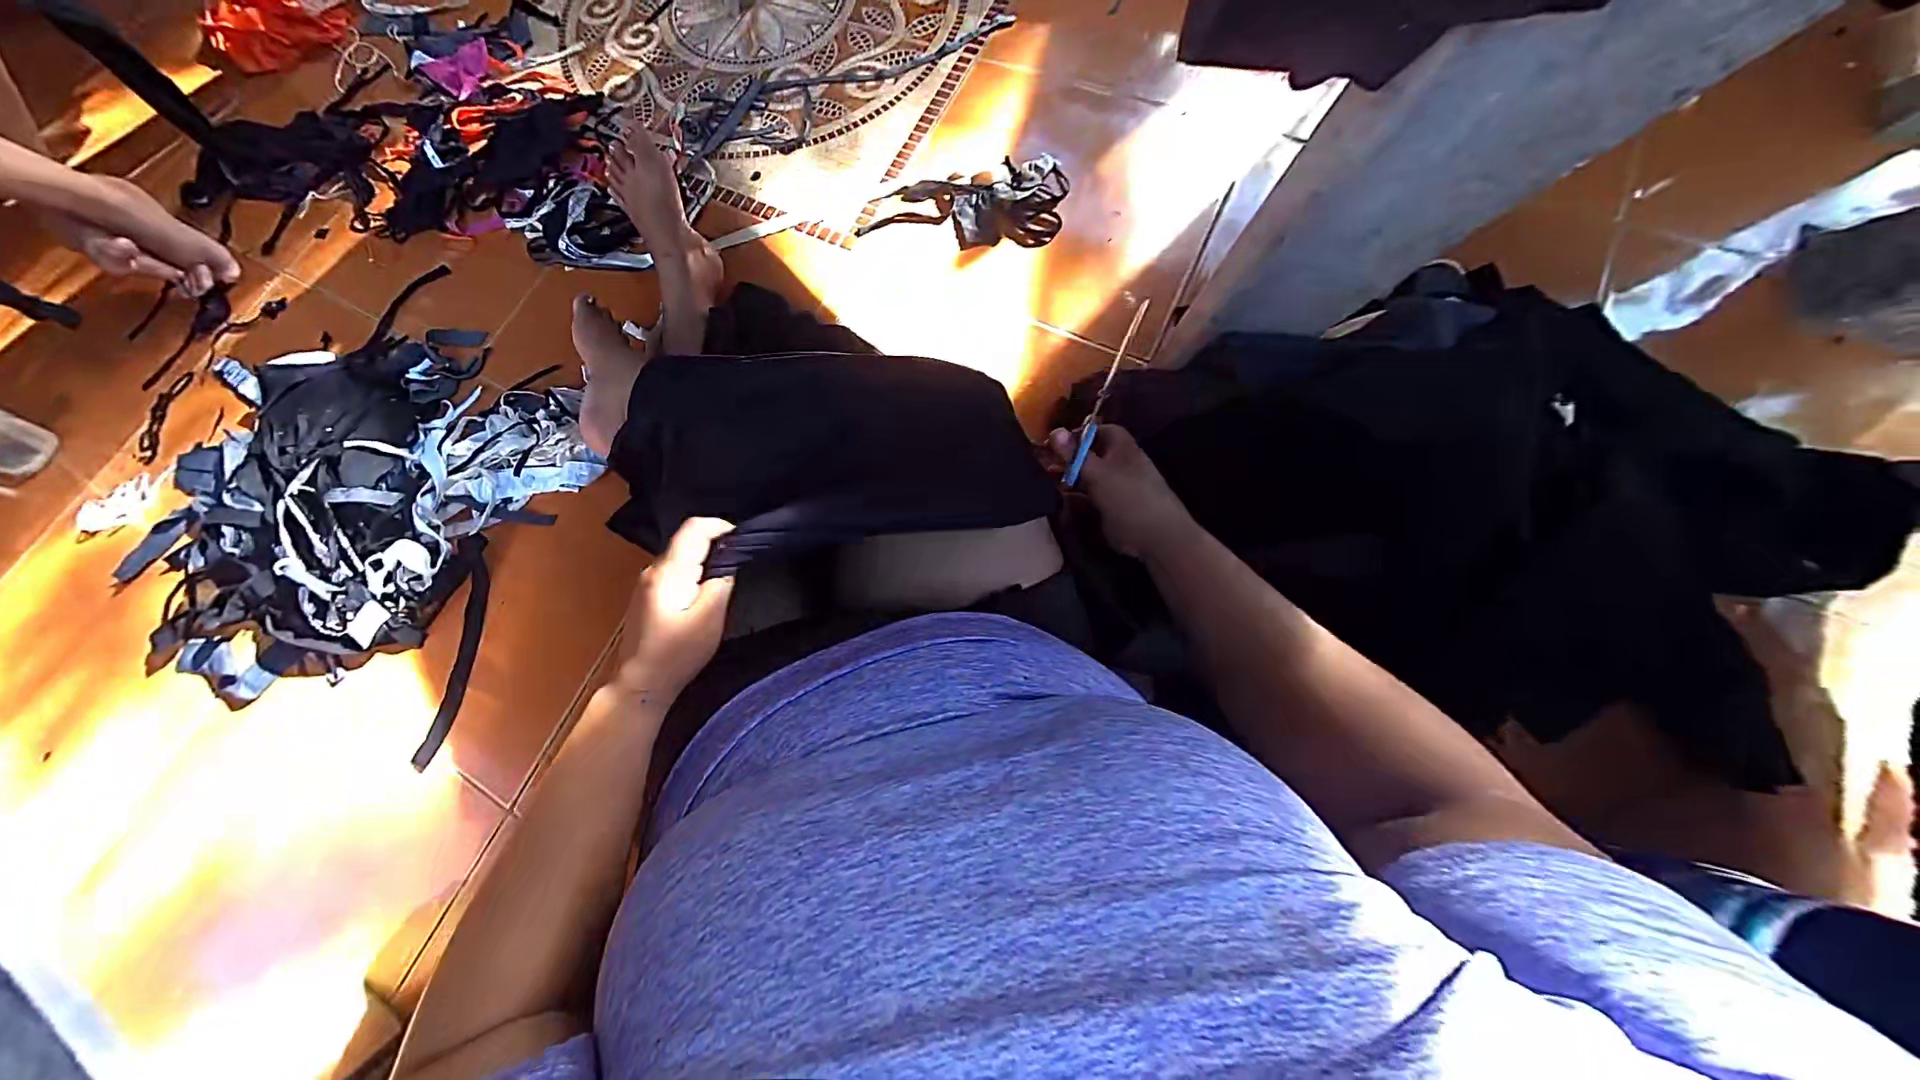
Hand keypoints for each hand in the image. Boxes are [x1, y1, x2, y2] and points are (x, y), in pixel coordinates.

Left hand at [37, 176, 239, 295]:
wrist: (77, 202)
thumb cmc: (132, 214)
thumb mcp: (189, 240)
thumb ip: (215, 256)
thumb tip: (235, 272)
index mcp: (165, 222)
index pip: (190, 254)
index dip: (199, 271)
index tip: (203, 282)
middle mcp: (140, 227)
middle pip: (165, 263)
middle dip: (166, 268)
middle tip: (172, 273)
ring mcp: (112, 233)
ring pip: (138, 265)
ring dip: (137, 262)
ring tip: (128, 249)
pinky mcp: (87, 242)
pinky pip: (110, 261)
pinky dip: (113, 256)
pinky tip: (110, 245)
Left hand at [616, 517, 735, 698]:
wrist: (641, 683)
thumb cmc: (677, 653)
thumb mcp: (710, 618)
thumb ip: (722, 582)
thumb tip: (729, 561)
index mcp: (668, 572)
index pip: (694, 528)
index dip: (721, 526)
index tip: (743, 539)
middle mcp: (653, 570)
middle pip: (686, 539)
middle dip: (715, 542)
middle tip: (741, 559)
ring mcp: (646, 582)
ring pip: (680, 555)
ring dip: (704, 558)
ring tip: (727, 574)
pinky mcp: (646, 595)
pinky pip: (674, 570)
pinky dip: (693, 571)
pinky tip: (705, 590)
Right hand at [1048, 424, 1197, 559]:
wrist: (1155, 537)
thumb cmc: (1128, 497)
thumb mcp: (1097, 473)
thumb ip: (1074, 454)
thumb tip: (1054, 431)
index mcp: (1122, 449)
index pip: (1101, 431)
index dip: (1080, 433)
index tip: (1057, 441)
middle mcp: (1120, 464)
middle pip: (1092, 455)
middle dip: (1070, 458)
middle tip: (1046, 463)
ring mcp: (1116, 488)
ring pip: (1089, 477)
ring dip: (1070, 478)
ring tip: (1048, 481)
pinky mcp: (1112, 508)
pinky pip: (1090, 498)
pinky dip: (1076, 498)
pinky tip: (1061, 501)